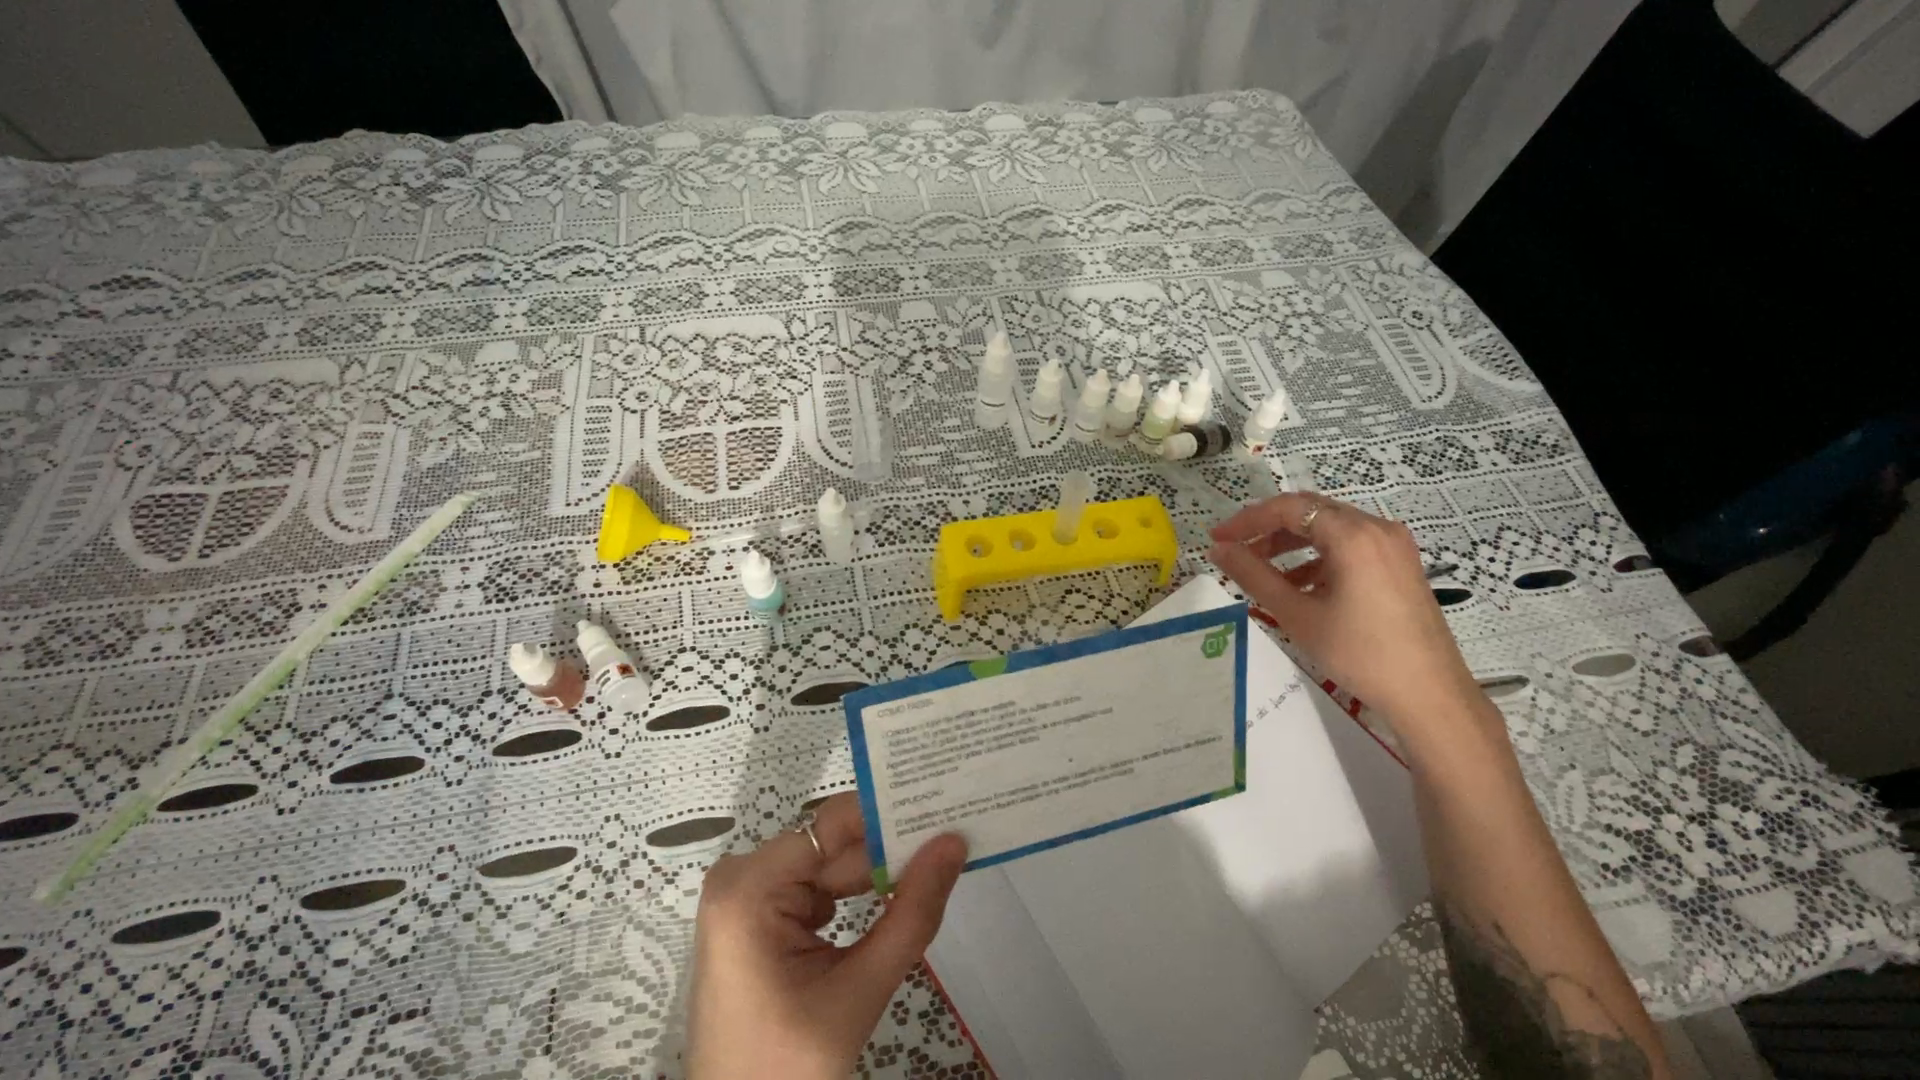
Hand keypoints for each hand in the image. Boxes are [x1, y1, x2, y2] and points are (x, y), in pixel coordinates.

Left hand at [687, 793, 968, 1079]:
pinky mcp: (756, 917)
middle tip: (952, 844)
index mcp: (749, 889)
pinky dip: (853, 897)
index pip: (831, 826)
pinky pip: (814, 890)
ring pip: (826, 868)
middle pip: (830, 846)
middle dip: (889, 852)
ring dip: (875, 878)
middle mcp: (740, 878)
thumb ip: (910, 916)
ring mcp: (745, 897)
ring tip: (931, 872)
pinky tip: (891, 903)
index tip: (943, 809)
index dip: (888, 816)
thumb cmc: (788, 1062)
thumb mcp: (857, 990)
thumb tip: (953, 844)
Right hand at [1207, 493, 1479, 725]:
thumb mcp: (1298, 614)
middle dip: (1268, 529)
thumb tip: (1219, 550)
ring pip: (1331, 530)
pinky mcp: (1401, 565)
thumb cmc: (1359, 653)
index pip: (1289, 508)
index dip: (1248, 520)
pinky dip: (1319, 559)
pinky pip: (1352, 548)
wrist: (1428, 693)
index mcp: (1353, 534)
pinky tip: (1300, 588)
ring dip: (1292, 545)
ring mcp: (1394, 546)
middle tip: (1234, 550)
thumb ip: (1254, 575)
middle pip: (1311, 512)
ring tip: (1261, 572)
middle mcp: (1377, 528)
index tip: (1218, 539)